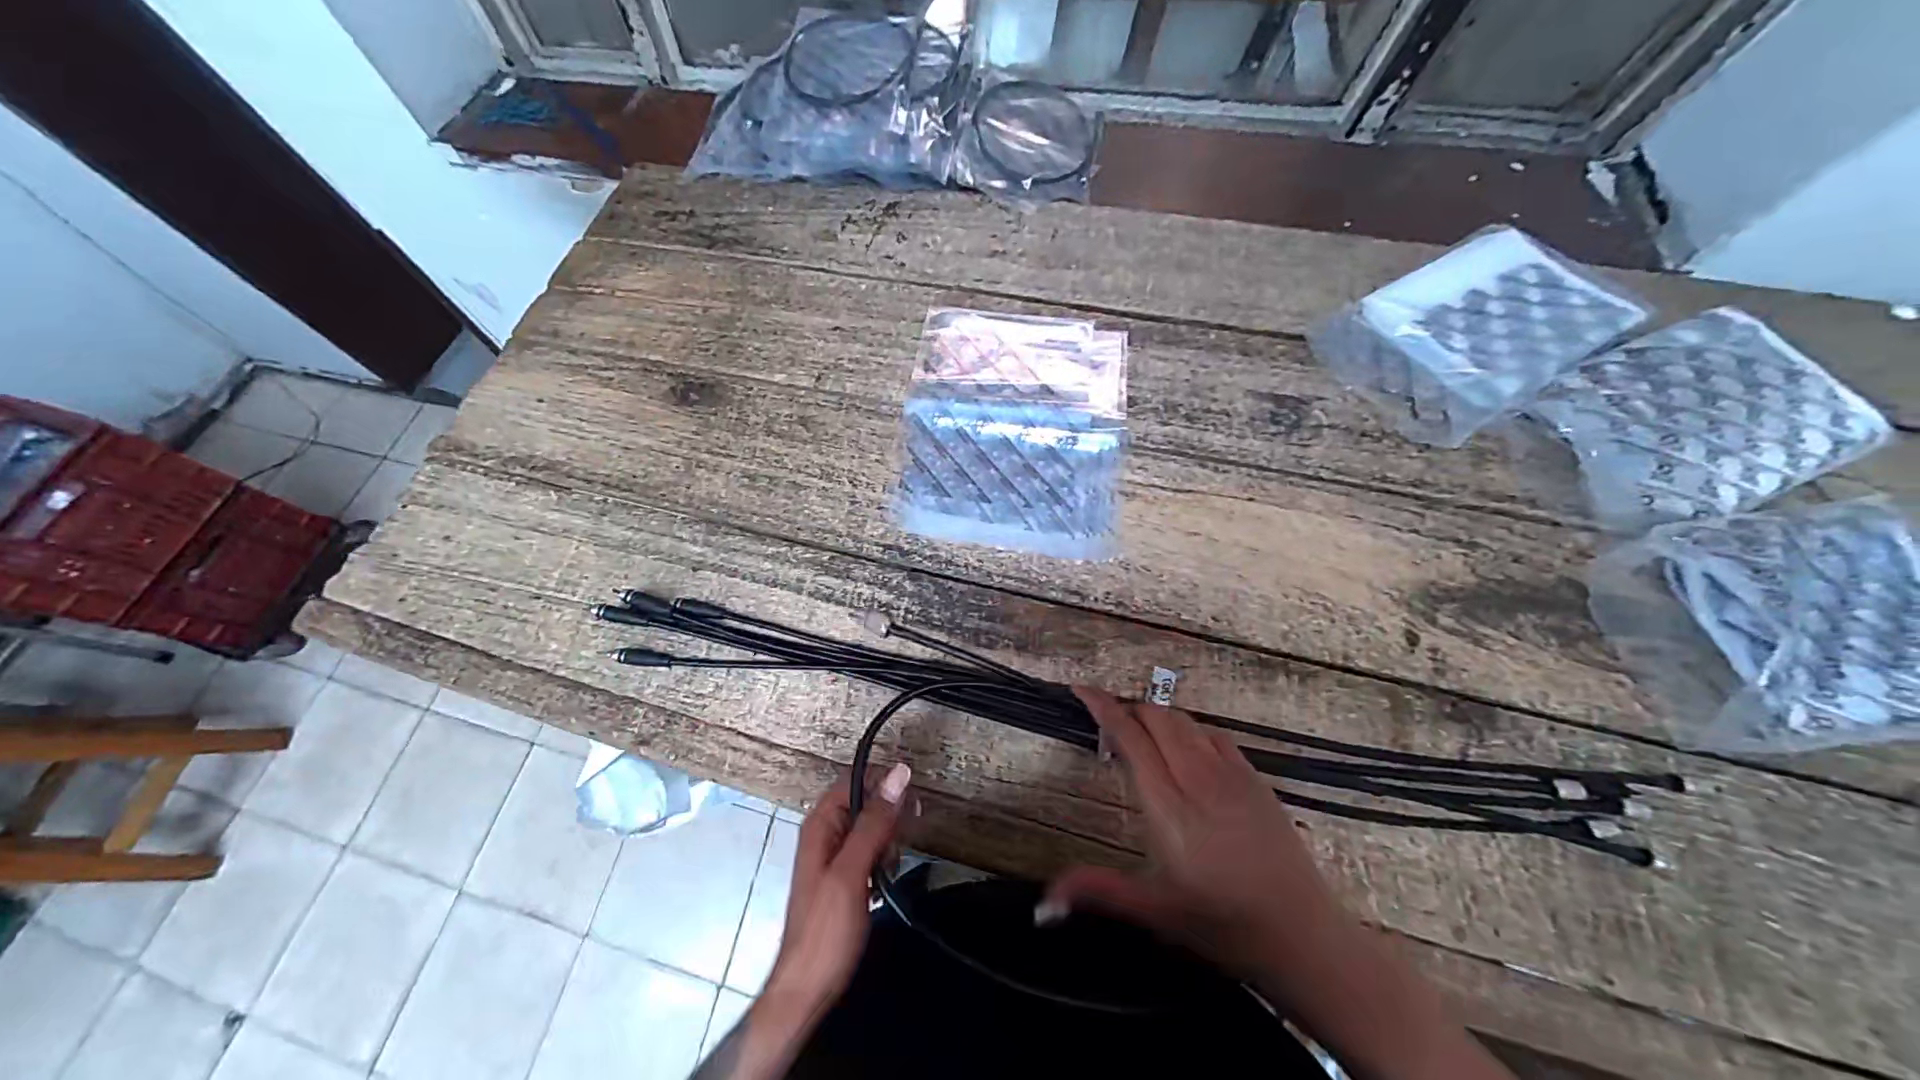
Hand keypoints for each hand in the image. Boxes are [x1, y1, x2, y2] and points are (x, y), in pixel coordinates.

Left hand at [762, 763, 911, 1016]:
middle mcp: (825, 834)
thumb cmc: (826, 931)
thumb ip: (874, 821)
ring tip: (890, 865)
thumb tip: (898, 775)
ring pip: (871, 827)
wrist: (809, 987)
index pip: (854, 780)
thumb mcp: (852, 870)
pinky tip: (886, 878)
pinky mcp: (845, 876)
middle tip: (901, 840)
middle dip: (889, 815)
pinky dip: (883, 859)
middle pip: (864, 801)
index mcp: (820, 824)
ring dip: (888, 839)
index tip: (910, 797)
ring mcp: (834, 856)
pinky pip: (870, 851)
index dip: (883, 783)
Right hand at [1042, 688, 1336, 976]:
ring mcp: (1233, 776)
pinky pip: (1216, 735)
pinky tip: (1188, 752)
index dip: (1104, 707)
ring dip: (1159, 718)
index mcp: (1170, 807)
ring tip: (1144, 738)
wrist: (1304, 935)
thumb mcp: (1156, 911)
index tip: (1082, 689)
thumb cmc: (1223, 925)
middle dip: (1130, 710)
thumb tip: (1047, 899)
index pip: (1132, 738)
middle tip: (1110, 728)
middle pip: (1159, 718)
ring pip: (1188, 722)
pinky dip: (1191, 730)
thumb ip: (1101, 890)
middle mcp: (1200, 780)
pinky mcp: (1257, 780)